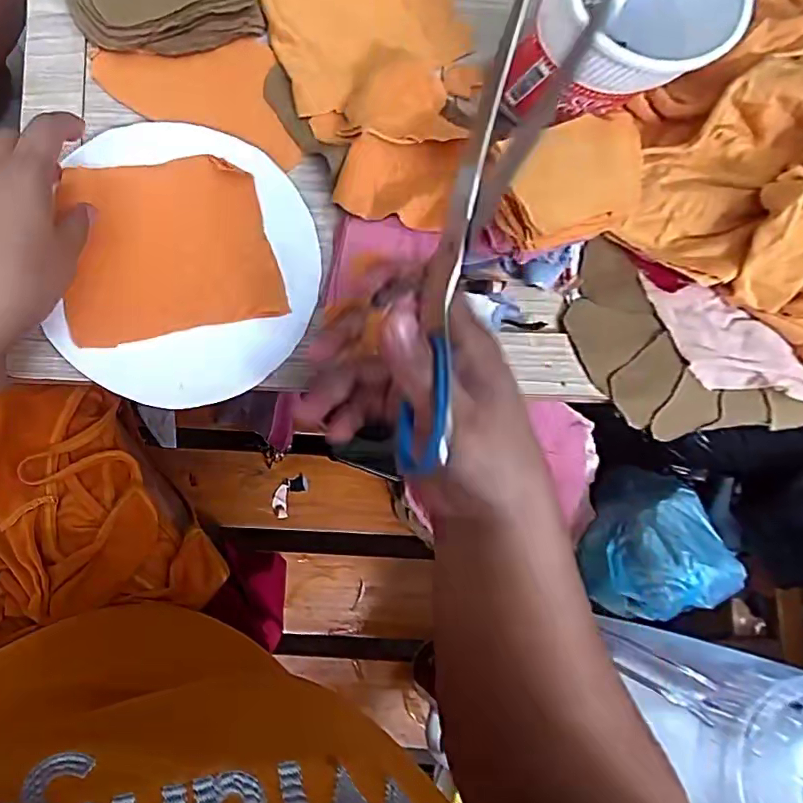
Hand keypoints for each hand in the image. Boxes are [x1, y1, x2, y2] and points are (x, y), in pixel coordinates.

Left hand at [0, 112, 91, 353]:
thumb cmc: (21, 284)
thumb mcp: (62, 259)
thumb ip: (75, 227)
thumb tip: (82, 209)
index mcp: (23, 173)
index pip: (44, 129)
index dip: (63, 124)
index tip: (76, 131)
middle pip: (10, 140)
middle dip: (32, 148)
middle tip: (52, 176)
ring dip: (8, 173)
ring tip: (25, 205)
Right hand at [300, 277, 547, 522]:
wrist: (491, 519)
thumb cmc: (491, 463)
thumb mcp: (454, 415)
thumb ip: (418, 368)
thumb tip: (391, 314)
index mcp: (462, 344)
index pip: (428, 292)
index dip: (394, 283)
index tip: (358, 293)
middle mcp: (435, 355)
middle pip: (384, 329)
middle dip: (347, 341)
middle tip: (317, 357)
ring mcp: (415, 384)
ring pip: (366, 368)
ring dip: (336, 387)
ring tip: (311, 414)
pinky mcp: (400, 412)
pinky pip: (364, 401)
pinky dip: (346, 414)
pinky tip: (335, 433)